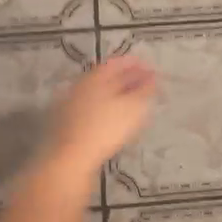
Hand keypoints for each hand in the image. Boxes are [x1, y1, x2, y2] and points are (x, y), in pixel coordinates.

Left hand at [45, 54, 156, 173]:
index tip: (151, 68)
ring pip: (99, 92)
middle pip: (107, 76)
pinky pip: (92, 106)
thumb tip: (152, 77)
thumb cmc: (106, 128)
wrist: (70, 159)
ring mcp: (71, 104)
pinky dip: (107, 106)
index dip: (136, 63)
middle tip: (145, 84)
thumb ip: (145, 89)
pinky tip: (115, 116)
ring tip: (133, 101)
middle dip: (128, 78)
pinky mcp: (68, 122)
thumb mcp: (134, 107)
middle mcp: (81, 86)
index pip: (117, 62)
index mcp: (96, 77)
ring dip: (117, 93)